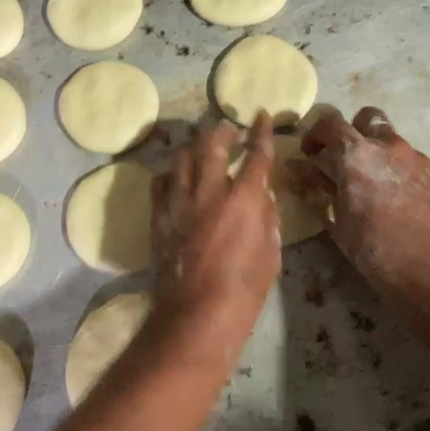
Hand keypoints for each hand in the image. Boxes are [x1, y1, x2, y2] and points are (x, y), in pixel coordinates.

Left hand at [149, 114, 280, 363]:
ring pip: (183, 156)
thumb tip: (263, 196)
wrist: (196, 314)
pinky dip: (172, 173)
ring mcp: (179, 201)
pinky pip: (161, 181)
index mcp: (243, 199)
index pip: (256, 154)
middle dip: (222, 129)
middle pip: (212, 143)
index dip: (261, 132)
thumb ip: (268, 217)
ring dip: (195, 147)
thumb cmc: (243, 290)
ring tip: (202, 148)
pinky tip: (178, 177)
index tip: (261, 116)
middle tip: (229, 128)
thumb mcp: (271, 254)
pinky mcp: (159, 215)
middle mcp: (209, 190)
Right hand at [300, 107, 429, 305]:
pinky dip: (397, 170)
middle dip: (352, 132)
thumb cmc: (375, 250)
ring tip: (372, 183)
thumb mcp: (338, 222)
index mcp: (356, 155)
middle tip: (345, 159)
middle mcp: (387, 146)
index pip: (329, 122)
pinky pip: (410, 161)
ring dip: (376, 152)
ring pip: (390, 140)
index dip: (315, 133)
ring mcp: (416, 157)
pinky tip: (397, 199)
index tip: (311, 153)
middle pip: (366, 118)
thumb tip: (302, 170)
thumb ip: (321, 189)